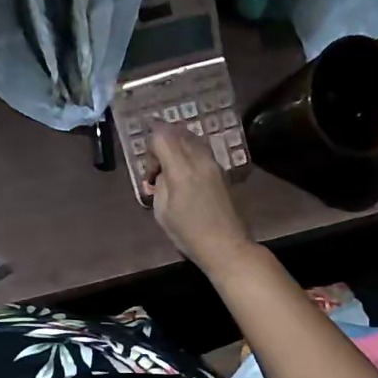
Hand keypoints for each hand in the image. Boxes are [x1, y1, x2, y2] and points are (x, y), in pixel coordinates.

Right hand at [147, 124, 252, 271]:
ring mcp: (214, 163)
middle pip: (177, 132)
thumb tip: (163, 173)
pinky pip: (201, 150)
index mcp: (181, 169)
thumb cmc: (189, 234)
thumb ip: (160, 185)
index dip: (151, 148)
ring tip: (171, 171)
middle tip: (158, 169)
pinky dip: (189, 155)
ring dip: (177, 148)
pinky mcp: (222, 171)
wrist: (226, 245)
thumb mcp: (162, 212)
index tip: (151, 172)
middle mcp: (199, 158)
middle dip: (163, 144)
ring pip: (191, 139)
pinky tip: (186, 176)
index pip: (162, 135)